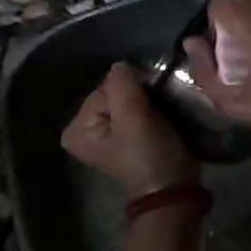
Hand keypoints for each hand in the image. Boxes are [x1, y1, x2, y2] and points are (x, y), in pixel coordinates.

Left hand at [61, 62, 198, 194]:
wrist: (174, 186)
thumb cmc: (149, 154)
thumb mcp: (134, 117)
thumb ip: (122, 85)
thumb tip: (120, 64)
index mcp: (76, 129)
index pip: (104, 90)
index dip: (131, 89)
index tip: (152, 98)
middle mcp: (84, 131)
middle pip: (115, 95)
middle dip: (139, 95)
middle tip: (159, 105)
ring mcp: (107, 136)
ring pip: (128, 102)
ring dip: (147, 101)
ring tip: (163, 110)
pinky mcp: (127, 139)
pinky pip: (135, 113)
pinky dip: (150, 111)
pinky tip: (162, 117)